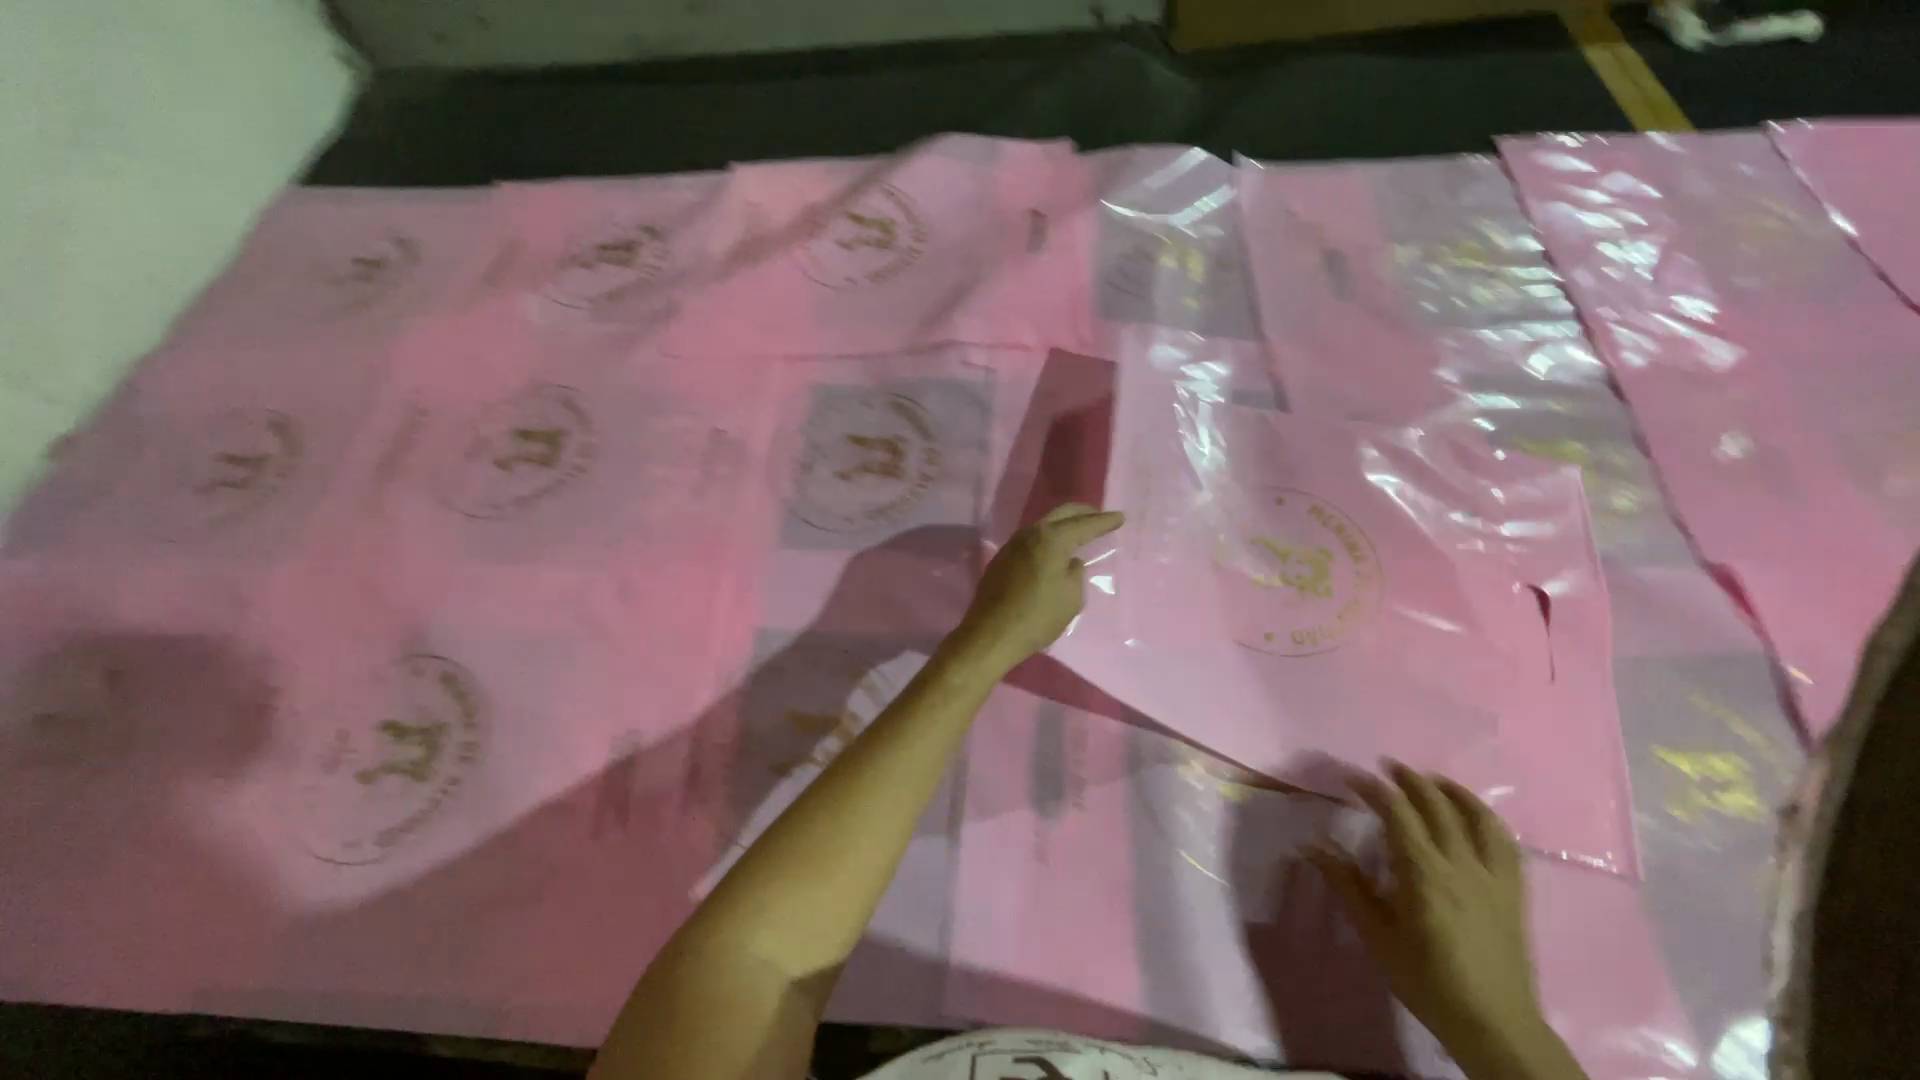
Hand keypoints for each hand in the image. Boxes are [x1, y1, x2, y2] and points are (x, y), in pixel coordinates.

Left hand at [947, 503, 1123, 674]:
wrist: (991, 634)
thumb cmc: (1038, 617)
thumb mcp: (1071, 597)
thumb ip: (1075, 573)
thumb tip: (1070, 563)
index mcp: (1052, 539)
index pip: (1085, 525)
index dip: (1104, 522)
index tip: (1120, 518)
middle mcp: (1030, 533)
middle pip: (1061, 514)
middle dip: (1083, 513)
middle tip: (1100, 516)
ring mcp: (1012, 545)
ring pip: (1043, 525)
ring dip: (1063, 524)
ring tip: (1078, 531)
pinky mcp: (1001, 559)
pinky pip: (1031, 540)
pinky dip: (1047, 539)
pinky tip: (1053, 550)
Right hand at [1311, 764, 1585, 1079]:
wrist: (1491, 1021)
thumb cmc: (1425, 979)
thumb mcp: (1375, 934)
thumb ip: (1347, 884)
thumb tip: (1313, 845)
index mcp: (1424, 872)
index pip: (1397, 812)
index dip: (1373, 788)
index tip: (1351, 776)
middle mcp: (1462, 864)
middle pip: (1438, 805)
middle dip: (1410, 780)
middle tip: (1388, 767)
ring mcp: (1494, 876)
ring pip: (1478, 816)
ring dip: (1452, 791)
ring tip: (1432, 781)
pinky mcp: (1514, 891)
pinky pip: (1505, 841)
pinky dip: (1486, 818)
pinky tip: (1474, 817)